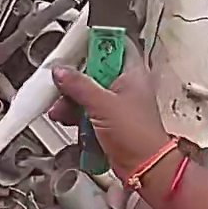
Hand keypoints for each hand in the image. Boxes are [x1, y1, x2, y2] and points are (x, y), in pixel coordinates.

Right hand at [51, 46, 173, 183]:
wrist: (145, 168)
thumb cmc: (138, 136)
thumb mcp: (103, 104)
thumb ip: (79, 86)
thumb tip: (62, 72)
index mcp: (133, 72)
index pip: (116, 43)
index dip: (97, 40)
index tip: (77, 43)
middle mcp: (126, 85)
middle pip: (96, 69)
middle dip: (76, 78)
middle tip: (63, 82)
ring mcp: (117, 103)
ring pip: (89, 91)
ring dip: (73, 99)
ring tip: (62, 108)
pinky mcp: (110, 120)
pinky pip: (88, 110)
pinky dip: (77, 113)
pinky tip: (68, 118)